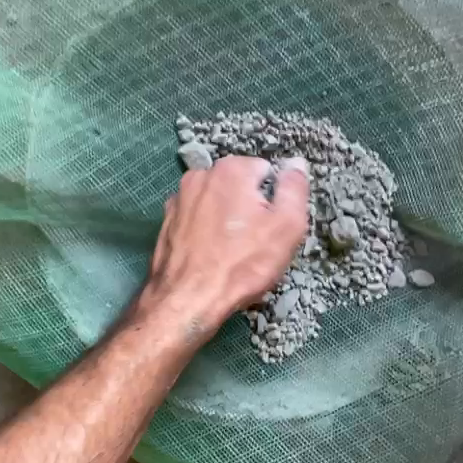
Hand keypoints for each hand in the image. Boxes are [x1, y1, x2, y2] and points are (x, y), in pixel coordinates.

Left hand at [141, 155, 310, 330]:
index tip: (272, 227)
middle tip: (254, 243)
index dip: (274, 201)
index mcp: (231, 169)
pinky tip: (210, 256)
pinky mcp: (167, 222)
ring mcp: (179, 198)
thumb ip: (295, 188)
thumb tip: (296, 163)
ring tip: (231, 253)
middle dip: (249, 209)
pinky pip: (196, 220)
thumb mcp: (287, 226)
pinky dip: (205, 232)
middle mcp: (201, 175)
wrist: (187, 300)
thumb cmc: (243, 263)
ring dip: (226, 220)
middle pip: (239, 187)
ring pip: (216, 204)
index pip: (266, 172)